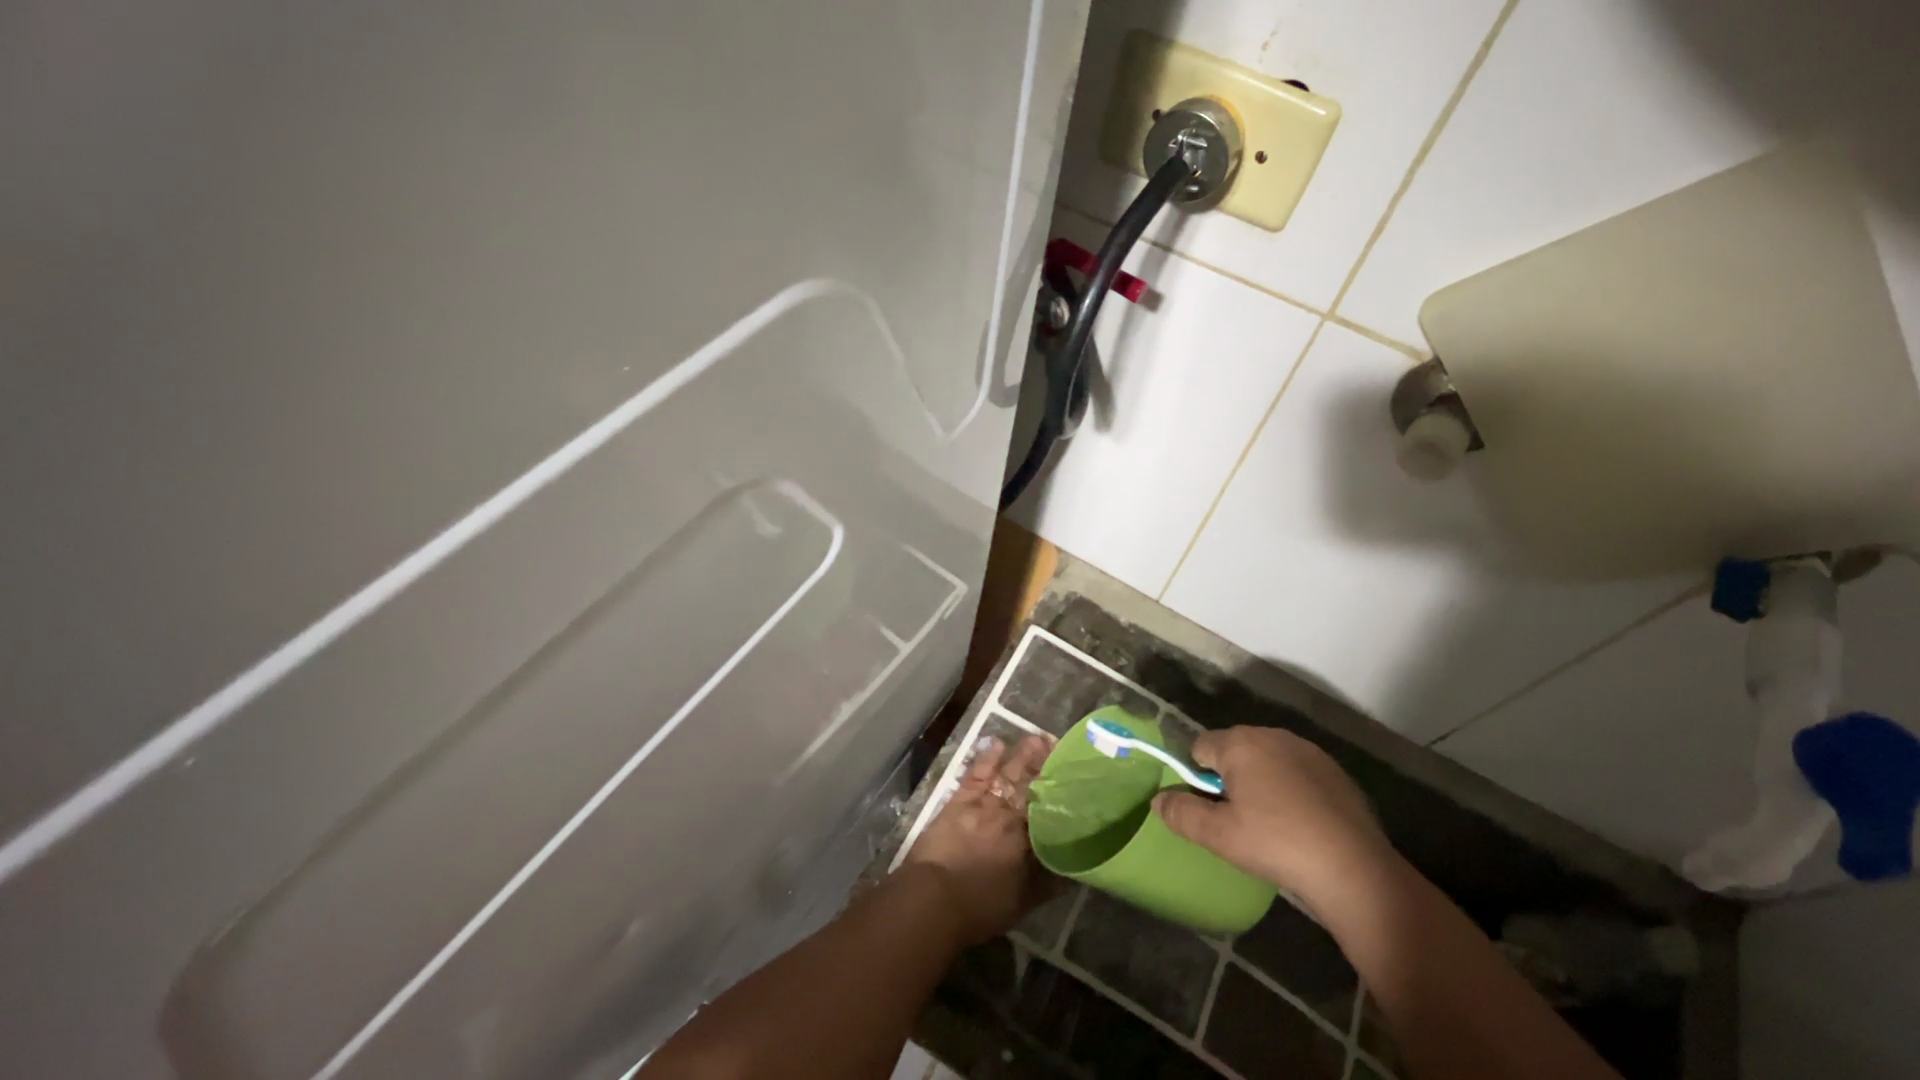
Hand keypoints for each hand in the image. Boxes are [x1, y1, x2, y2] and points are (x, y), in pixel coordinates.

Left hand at [903, 734, 1055, 944]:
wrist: (932, 899)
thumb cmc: (980, 906)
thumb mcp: (1023, 902)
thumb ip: (1048, 884)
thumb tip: (1072, 871)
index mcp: (1029, 839)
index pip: (1051, 810)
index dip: (1064, 793)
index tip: (1077, 779)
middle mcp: (1009, 815)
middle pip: (1031, 786)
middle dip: (1046, 767)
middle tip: (1060, 747)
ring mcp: (982, 805)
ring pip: (1007, 775)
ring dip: (1022, 756)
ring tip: (1037, 739)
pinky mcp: (957, 803)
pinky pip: (976, 775)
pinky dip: (987, 759)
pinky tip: (997, 745)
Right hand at [1153, 726, 1392, 903]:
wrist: (1353, 867)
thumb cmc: (1276, 844)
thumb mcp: (1218, 835)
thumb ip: (1181, 813)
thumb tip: (1159, 799)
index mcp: (1241, 744)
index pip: (1200, 746)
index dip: (1196, 777)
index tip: (1209, 809)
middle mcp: (1274, 735)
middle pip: (1234, 749)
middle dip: (1229, 777)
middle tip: (1236, 819)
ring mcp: (1309, 750)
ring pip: (1267, 759)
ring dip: (1260, 781)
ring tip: (1268, 823)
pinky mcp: (1335, 770)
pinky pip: (1296, 772)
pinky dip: (1290, 789)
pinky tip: (1299, 823)